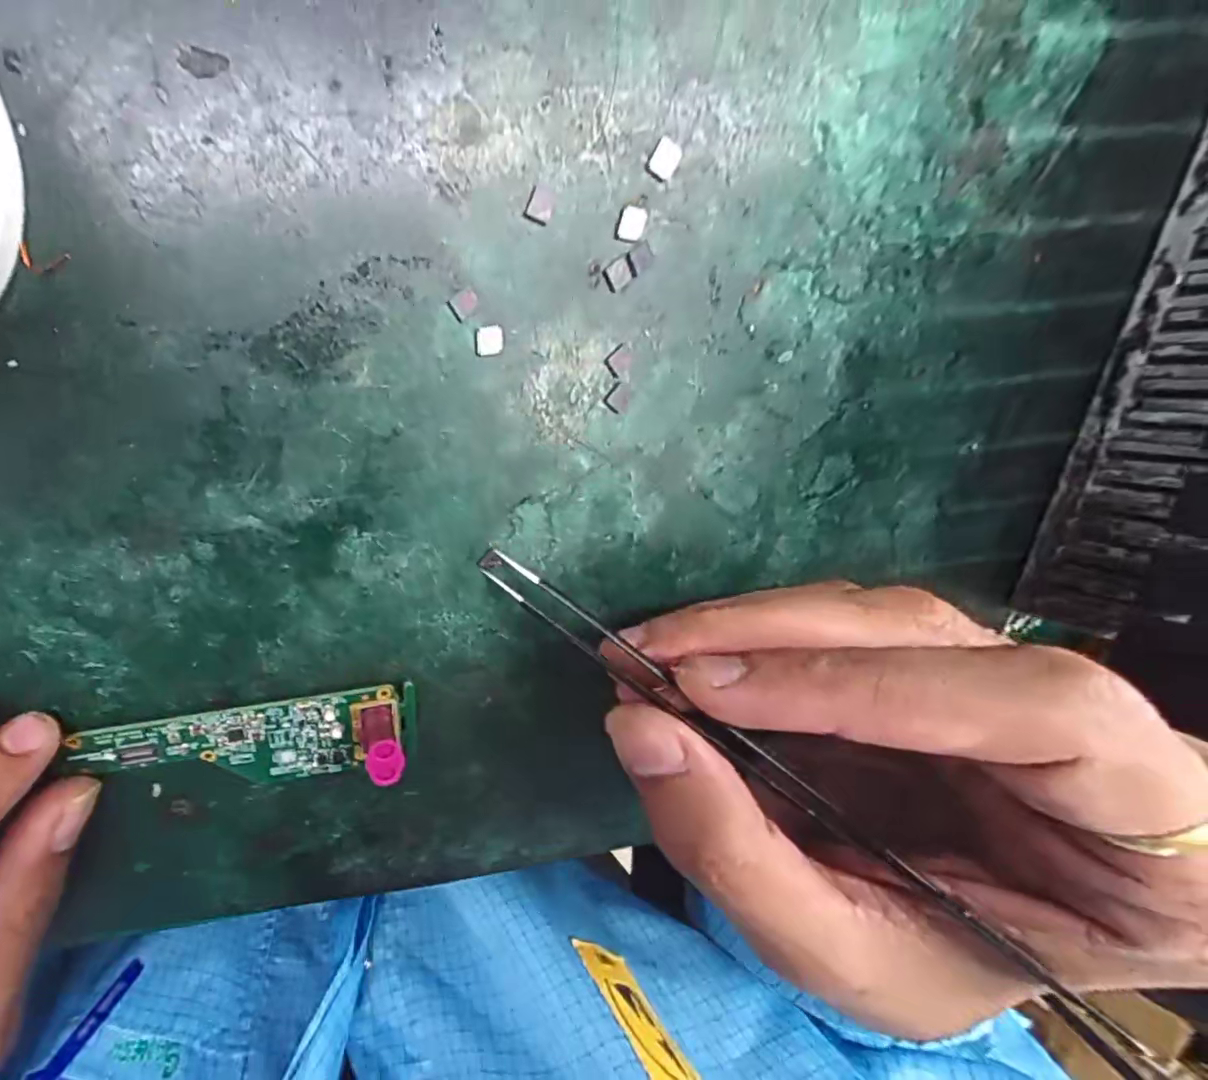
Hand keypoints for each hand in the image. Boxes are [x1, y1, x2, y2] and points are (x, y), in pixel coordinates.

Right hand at [601, 583, 1207, 1039]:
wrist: (928, 942)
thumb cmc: (915, 964)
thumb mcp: (831, 954)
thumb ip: (731, 852)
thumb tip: (635, 726)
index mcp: (1157, 833)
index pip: (1043, 712)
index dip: (859, 685)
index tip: (705, 690)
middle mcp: (1098, 729)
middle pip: (931, 633)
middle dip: (767, 638)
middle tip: (646, 657)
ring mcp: (997, 677)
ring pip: (875, 612)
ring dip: (741, 624)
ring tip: (646, 654)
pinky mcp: (916, 660)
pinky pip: (831, 621)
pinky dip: (740, 631)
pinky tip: (681, 655)